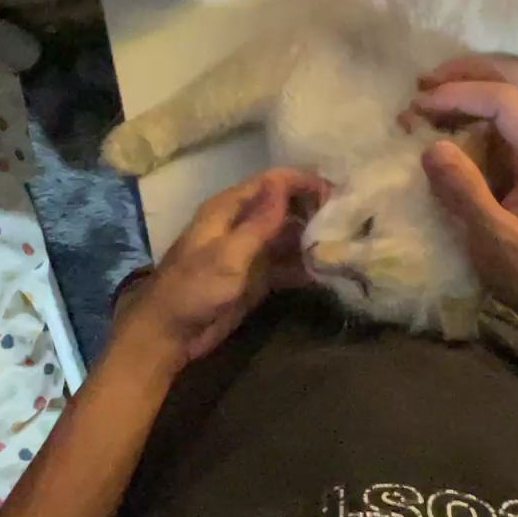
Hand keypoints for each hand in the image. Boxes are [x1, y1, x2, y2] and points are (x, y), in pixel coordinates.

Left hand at [113, 168, 328, 372]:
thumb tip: (283, 184)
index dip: (302, 182)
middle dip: (313, 211)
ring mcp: (248, 253)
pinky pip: (285, 266)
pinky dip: (304, 268)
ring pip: (287, 237)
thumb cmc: (193, 290)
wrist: (170, 334)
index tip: (335, 193)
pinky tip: (328, 272)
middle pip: (283, 208)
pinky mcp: (254, 279)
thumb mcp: (228, 255)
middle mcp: (240, 225)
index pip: (271, 183)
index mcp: (227, 210)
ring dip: (312, 241)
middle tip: (347, 222)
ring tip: (345, 246)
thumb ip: (258, 222)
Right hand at [403, 55, 517, 329]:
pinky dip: (479, 100)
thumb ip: (464, 193)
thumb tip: (430, 146)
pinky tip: (450, 119)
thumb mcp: (493, 243)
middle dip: (468, 70)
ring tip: (430, 95)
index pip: (505, 100)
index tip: (416, 110)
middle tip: (421, 85)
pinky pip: (511, 110)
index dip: (458, 95)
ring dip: (475, 80)